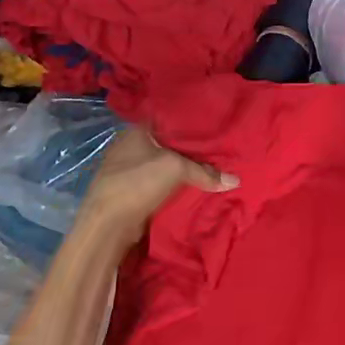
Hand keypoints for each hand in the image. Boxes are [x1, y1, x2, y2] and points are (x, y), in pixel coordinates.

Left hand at [77, 124, 236, 227]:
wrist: (108, 224)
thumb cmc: (137, 183)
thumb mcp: (176, 169)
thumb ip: (206, 172)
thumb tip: (236, 180)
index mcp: (136, 131)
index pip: (170, 121)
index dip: (193, 124)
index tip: (216, 128)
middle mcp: (132, 146)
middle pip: (171, 144)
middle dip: (193, 149)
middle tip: (221, 150)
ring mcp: (131, 169)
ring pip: (167, 164)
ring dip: (186, 169)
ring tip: (214, 167)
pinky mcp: (134, 190)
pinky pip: (163, 182)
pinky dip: (178, 184)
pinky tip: (197, 185)